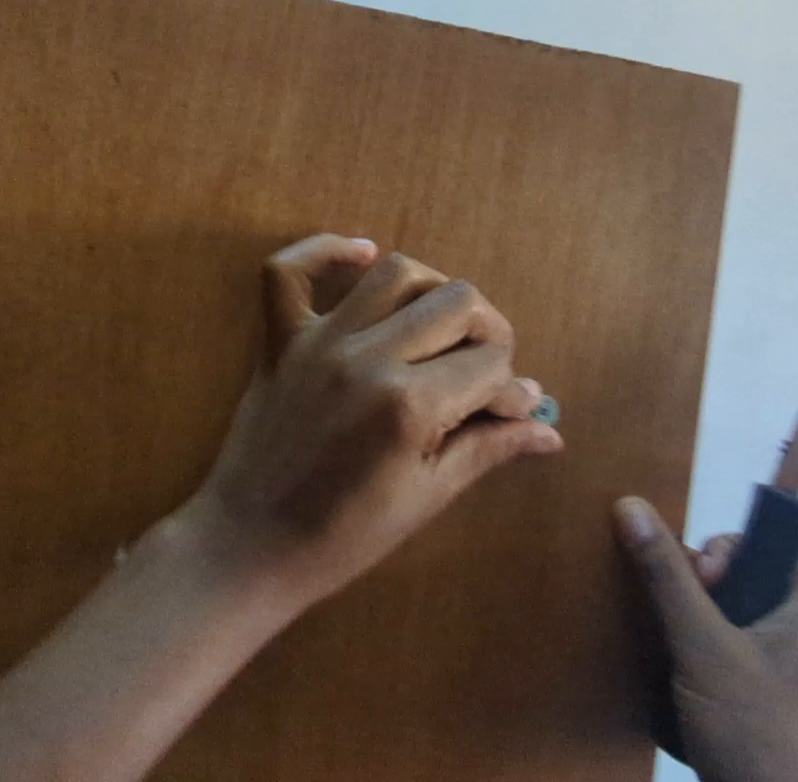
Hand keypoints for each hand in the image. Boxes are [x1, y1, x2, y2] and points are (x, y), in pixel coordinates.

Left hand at [178, 234, 563, 606]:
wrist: (249, 547)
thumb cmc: (344, 536)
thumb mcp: (427, 497)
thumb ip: (489, 448)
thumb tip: (548, 426)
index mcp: (409, 405)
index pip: (489, 361)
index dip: (510, 385)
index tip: (508, 408)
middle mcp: (367, 357)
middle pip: (456, 301)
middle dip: (487, 329)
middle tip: (483, 365)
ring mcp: (318, 341)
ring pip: (393, 272)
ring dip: (432, 287)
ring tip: (440, 320)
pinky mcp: (279, 338)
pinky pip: (290, 269)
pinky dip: (326, 250)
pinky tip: (362, 253)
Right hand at [613, 497, 797, 781]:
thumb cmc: (760, 733)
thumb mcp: (702, 647)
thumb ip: (666, 576)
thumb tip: (630, 503)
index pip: (758, 546)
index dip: (717, 556)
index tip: (696, 588)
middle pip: (738, 586)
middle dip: (696, 604)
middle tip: (681, 638)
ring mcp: (797, 678)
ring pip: (729, 628)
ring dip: (693, 641)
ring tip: (675, 669)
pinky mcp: (779, 712)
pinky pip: (733, 666)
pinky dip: (703, 673)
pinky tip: (682, 698)